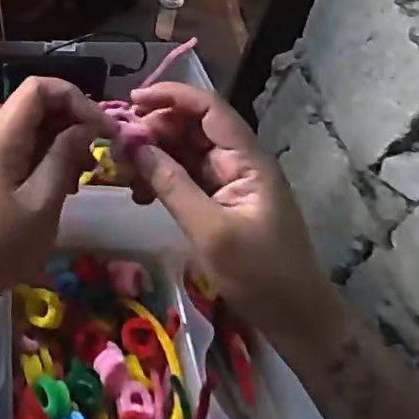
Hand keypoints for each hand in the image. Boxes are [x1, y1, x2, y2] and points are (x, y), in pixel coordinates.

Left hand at [0, 78, 106, 350]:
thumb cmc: (1, 243)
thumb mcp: (43, 201)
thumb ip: (65, 157)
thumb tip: (87, 126)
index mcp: (3, 134)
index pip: (39, 87)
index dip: (75, 98)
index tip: (103, 127)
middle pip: (39, 104)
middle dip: (74, 118)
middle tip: (102, 149)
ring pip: (37, 125)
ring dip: (66, 140)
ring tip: (87, 171)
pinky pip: (29, 147)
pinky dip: (53, 156)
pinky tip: (68, 184)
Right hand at [126, 82, 340, 352]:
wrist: (299, 323)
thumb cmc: (262, 277)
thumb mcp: (211, 232)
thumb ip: (171, 185)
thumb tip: (133, 145)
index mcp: (247, 159)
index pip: (208, 108)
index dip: (171, 96)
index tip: (132, 100)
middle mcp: (238, 161)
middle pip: (191, 125)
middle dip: (154, 127)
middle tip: (119, 145)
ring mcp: (229, 180)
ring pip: (184, 149)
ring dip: (153, 153)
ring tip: (123, 169)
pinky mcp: (220, 200)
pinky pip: (184, 174)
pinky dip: (160, 176)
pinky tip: (139, 192)